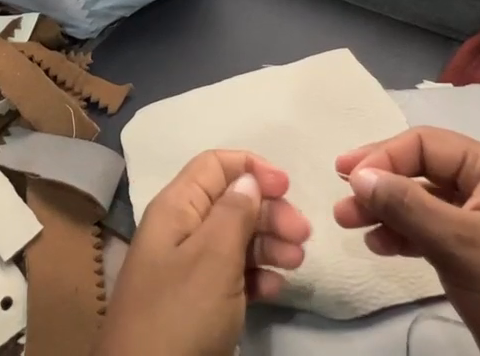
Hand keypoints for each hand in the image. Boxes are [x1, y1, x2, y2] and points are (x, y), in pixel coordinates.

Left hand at [97, 151, 310, 355]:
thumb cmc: (180, 313)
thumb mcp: (212, 257)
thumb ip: (234, 212)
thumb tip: (249, 178)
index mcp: (176, 208)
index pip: (214, 166)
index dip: (250, 167)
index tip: (287, 186)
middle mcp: (182, 231)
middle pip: (231, 202)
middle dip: (269, 211)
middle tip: (303, 234)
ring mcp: (190, 268)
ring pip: (236, 239)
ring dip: (270, 244)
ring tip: (297, 261)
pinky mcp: (200, 303)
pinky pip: (234, 276)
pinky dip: (257, 276)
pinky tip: (276, 289)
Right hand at [333, 128, 479, 355]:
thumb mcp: (460, 245)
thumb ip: (408, 204)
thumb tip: (358, 174)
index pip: (426, 143)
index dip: (383, 156)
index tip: (345, 178)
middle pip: (422, 170)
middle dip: (380, 184)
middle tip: (342, 204)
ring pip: (423, 202)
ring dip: (386, 211)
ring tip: (350, 225)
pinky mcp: (478, 257)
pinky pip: (432, 231)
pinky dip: (404, 235)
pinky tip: (379, 246)